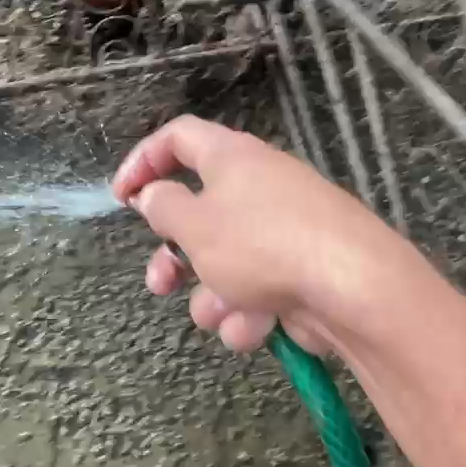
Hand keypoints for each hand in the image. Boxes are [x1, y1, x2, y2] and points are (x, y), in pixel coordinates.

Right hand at [111, 115, 405, 354]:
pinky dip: (247, 316)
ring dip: (212, 299)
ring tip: (222, 313)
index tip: (120, 197)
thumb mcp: (196, 225)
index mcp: (231, 159)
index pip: (178, 139)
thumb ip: (164, 208)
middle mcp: (256, 190)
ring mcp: (279, 236)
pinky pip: (253, 296)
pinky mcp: (296, 277)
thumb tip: (151, 194)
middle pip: (197, 219)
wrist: (345, 286)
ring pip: (222, 270)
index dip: (143, 162)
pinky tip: (257, 326)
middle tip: (159, 284)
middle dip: (174, 259)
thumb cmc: (261, 245)